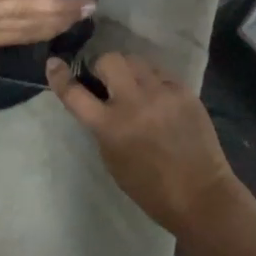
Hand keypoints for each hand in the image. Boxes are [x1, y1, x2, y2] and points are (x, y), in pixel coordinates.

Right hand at [47, 52, 237, 232]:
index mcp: (110, 127)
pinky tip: (158, 98)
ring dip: (128, 70)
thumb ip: (102, 126)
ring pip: (135, 60)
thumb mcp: (113, 159)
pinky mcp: (183, 91)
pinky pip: (160, 73)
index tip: (53, 63)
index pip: (75, 93)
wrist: (201, 195)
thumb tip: (100, 99)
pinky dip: (153, 81)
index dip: (60, 76)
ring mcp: (161, 93)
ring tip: (134, 86)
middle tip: (106, 79)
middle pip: (108, 60)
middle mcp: (134, 103)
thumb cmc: (150, 188)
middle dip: (102, 65)